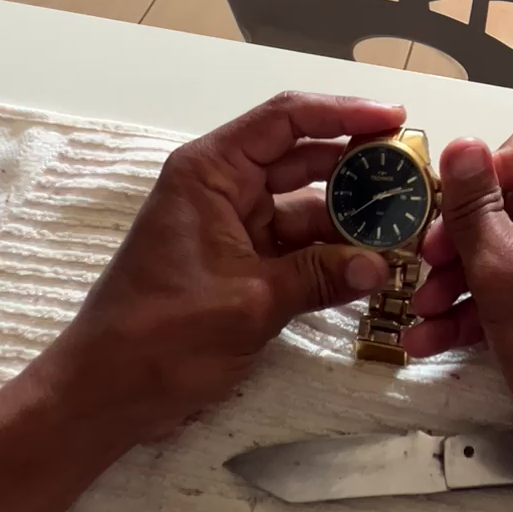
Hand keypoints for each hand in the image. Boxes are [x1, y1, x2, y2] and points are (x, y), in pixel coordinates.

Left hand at [35, 92, 403, 444]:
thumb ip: (320, 277)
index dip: (344, 111)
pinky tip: (373, 254)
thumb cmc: (157, 338)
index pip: (286, 120)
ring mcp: (237, 221)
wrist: (102, 400)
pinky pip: (300, 237)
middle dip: (357, 160)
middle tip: (411, 167)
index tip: (395, 117)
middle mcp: (226, 185)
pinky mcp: (246, 256)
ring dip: (351, 208)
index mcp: (212, 172)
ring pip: (307, 198)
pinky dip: (334, 245)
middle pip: (304, 153)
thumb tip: (382, 267)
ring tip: (404, 214)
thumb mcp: (247, 303)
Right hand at [405, 129, 512, 511]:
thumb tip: (462, 144)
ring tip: (424, 307)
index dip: (484, 173)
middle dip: (456, 235)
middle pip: (503, 201)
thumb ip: (477, 205)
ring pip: (495, 250)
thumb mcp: (507, 268)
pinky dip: (467, 310)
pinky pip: (501, 291)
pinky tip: (430, 337)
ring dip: (453, 278)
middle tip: (427, 261)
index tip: (451, 207)